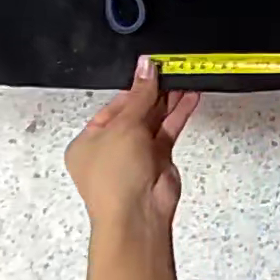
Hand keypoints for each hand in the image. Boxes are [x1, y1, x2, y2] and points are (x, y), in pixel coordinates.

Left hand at [66, 57, 201, 232]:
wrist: (137, 214)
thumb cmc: (116, 177)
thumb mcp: (124, 126)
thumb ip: (140, 94)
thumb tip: (146, 65)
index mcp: (89, 140)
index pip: (115, 104)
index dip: (135, 86)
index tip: (152, 68)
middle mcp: (112, 146)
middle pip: (136, 110)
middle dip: (155, 91)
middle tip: (172, 69)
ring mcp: (136, 154)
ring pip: (155, 119)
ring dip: (170, 100)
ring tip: (185, 78)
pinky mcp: (158, 159)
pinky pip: (168, 130)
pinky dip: (179, 114)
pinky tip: (190, 98)